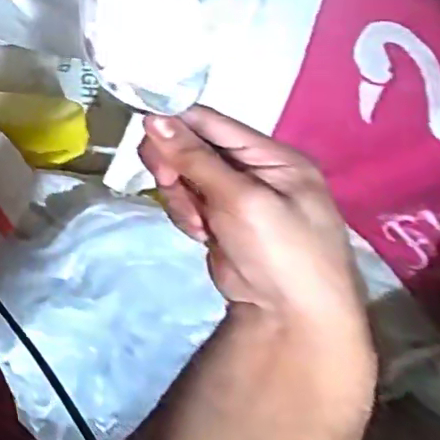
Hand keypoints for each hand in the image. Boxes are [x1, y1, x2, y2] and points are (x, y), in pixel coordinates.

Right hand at [140, 107, 369, 346]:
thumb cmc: (281, 252)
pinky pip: (184, 197)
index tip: (146, 136)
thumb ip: (194, 156)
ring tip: (196, 222)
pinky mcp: (219, 216)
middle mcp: (254, 168)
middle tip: (170, 184)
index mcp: (272, 156)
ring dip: (178, 194)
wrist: (293, 322)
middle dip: (175, 166)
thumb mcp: (239, 199)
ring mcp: (236, 193)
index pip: (208, 121)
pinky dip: (183, 212)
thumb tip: (151, 117)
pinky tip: (200, 233)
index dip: (173, 124)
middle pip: (188, 144)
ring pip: (180, 171)